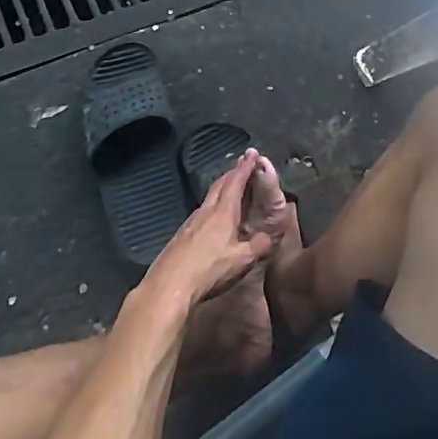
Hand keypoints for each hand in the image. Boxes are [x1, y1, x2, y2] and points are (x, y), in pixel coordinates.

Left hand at [142, 152, 275, 307]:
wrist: (170, 284)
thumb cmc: (209, 269)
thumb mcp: (241, 260)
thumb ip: (258, 246)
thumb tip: (267, 236)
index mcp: (223, 212)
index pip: (236, 183)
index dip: (245, 168)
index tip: (252, 154)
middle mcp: (206, 211)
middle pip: (220, 185)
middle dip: (232, 173)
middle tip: (242, 164)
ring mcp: (190, 221)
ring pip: (209, 197)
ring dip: (221, 188)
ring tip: (229, 186)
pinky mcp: (181, 234)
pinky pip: (201, 211)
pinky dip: (211, 204)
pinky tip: (211, 215)